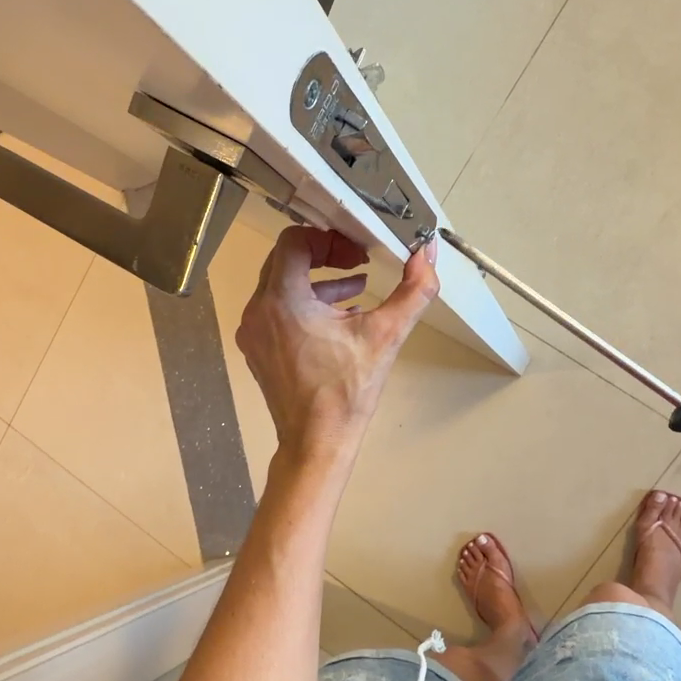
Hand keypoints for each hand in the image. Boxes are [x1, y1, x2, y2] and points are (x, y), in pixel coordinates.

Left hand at [235, 226, 438, 459]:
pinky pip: (277, 313)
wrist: (317, 442)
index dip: (328, 238)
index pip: (295, 241)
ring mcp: (254, 333)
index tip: (357, 251)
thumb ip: (412, 291)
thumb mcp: (385, 336)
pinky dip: (305, 306)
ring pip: (280, 287)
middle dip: (324, 257)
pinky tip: (340, 319)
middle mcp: (258, 311)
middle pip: (285, 261)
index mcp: (282, 300)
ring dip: (317, 282)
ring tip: (357, 290)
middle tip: (358, 262)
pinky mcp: (258, 352)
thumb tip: (426, 256)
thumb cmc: (347, 391)